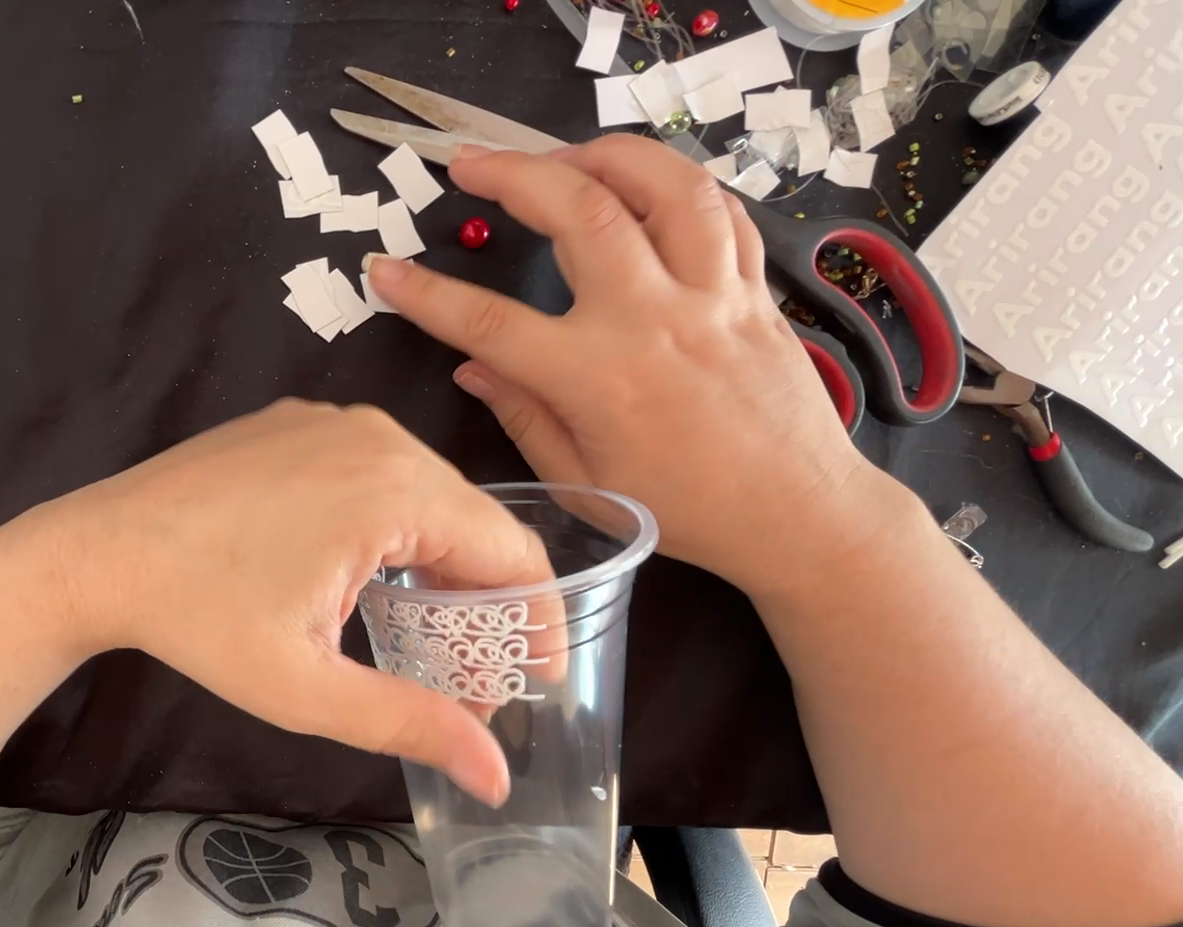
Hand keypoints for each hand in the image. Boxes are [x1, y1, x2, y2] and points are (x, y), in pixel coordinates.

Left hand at [40, 400, 550, 804]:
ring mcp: (329, 421)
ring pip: (423, 491)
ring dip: (437, 556)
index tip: (534, 672)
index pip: (510, 551)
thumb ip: (410, 724)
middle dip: (483, 595)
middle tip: (471, 665)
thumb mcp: (306, 688)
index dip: (536, 618)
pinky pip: (372, 469)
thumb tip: (496, 775)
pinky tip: (363, 568)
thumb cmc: (198, 621)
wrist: (95, 553)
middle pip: (470, 519)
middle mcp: (374, 436)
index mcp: (393, 489)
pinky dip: (389, 519)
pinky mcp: (294, 424)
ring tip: (422, 624)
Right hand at [366, 136, 908, 596]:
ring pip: (665, 187)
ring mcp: (711, 296)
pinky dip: (677, 186)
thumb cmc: (681, 511)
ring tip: (562, 155)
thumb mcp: (581, 481)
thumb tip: (473, 368)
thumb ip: (524, 415)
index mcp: (597, 379)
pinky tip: (644, 187)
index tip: (384, 271)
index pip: (489, 324)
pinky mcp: (753, 291)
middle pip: (580, 215)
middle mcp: (653, 321)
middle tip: (469, 162)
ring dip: (605, 154)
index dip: (426, 295)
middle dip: (513, 174)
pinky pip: (721, 213)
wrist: (798, 516)